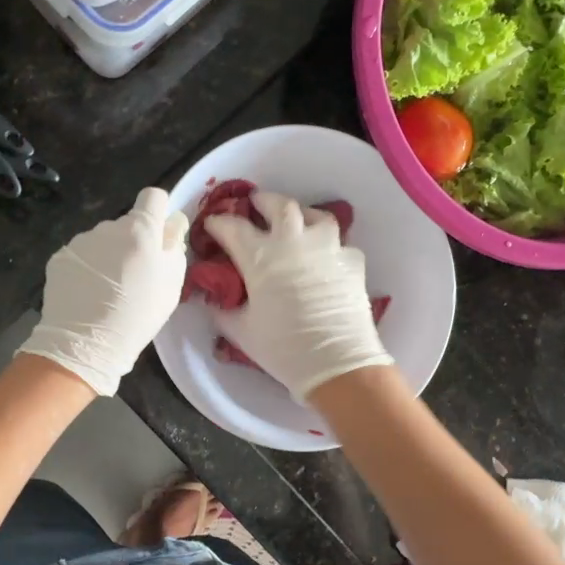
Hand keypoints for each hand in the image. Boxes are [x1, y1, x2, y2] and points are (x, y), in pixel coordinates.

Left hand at [18, 188, 189, 396]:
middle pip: (126, 224)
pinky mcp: (59, 258)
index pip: (153, 196)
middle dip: (132, 242)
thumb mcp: (172, 284)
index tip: (158, 238)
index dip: (158, 213)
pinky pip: (81, 255)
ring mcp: (80, 241)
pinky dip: (87, 268)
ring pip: (102, 240)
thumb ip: (173, 246)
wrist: (86, 343)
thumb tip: (172, 221)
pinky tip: (87, 294)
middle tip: (134, 277)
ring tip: (108, 290)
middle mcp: (108, 227)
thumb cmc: (138, 315)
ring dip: (108, 255)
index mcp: (140, 229)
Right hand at [205, 191, 392, 399]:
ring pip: (315, 215)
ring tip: (295, 225)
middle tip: (256, 206)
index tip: (213, 224)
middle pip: (279, 205)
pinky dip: (328, 247)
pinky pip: (339, 244)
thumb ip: (223, 310)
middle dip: (263, 201)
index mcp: (260, 255)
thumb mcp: (241, 331)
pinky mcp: (352, 262)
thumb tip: (214, 301)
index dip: (219, 223)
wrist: (337, 363)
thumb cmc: (283, 347)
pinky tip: (324, 259)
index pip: (233, 227)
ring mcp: (327, 247)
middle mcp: (293, 241)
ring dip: (301, 215)